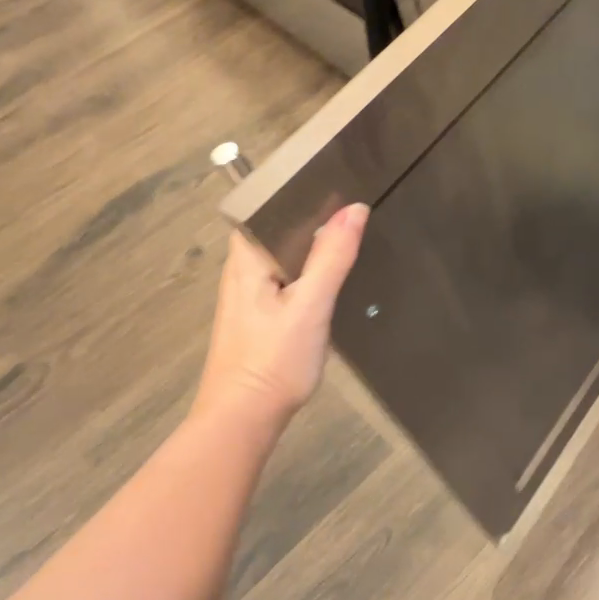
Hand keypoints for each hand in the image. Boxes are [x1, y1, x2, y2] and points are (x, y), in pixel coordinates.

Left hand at [191, 204, 367, 430]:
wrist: (244, 418)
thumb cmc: (273, 359)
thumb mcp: (311, 305)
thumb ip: (332, 257)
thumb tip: (355, 209)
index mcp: (247, 259)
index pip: (269, 208)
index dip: (300, 193)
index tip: (339, 181)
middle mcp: (242, 271)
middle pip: (279, 230)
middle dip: (313, 219)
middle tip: (357, 207)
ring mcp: (249, 295)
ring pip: (285, 256)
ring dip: (313, 247)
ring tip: (352, 235)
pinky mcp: (259, 317)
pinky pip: (287, 279)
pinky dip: (310, 272)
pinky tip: (333, 278)